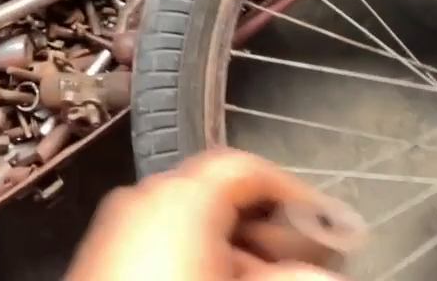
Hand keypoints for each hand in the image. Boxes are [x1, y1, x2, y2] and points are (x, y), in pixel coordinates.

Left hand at [64, 149, 348, 280]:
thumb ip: (293, 278)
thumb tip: (325, 272)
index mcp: (179, 194)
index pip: (244, 167)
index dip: (295, 192)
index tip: (332, 223)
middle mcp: (145, 197)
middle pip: (221, 197)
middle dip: (271, 232)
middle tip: (314, 264)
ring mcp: (119, 226)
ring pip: (193, 225)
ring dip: (239, 252)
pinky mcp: (104, 257)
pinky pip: (164, 244)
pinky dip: (200, 259)